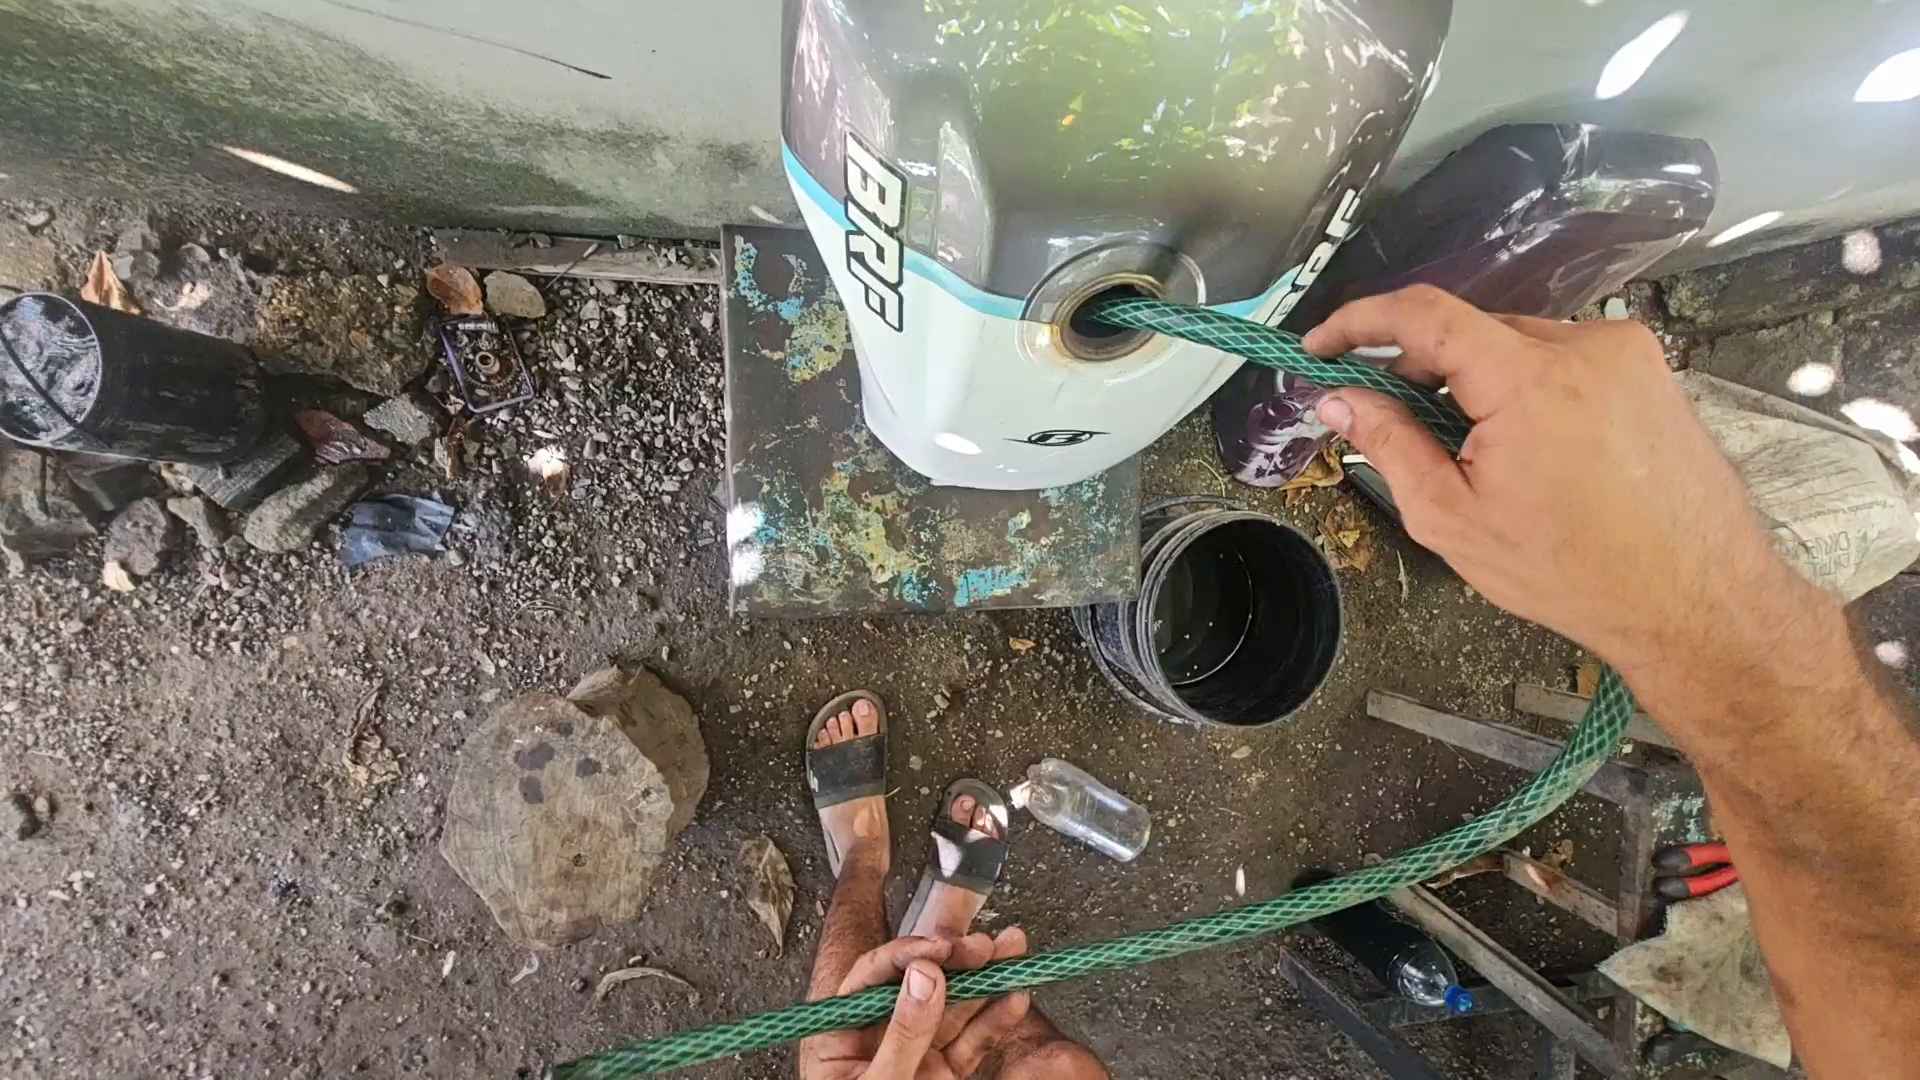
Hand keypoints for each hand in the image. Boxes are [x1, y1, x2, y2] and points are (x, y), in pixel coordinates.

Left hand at [800, 930, 1031, 1079]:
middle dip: (958, 960)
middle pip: (920, 983)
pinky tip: (1016, 997)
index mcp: (842, 1032)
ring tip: (1014, 947)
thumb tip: (925, 974)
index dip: (909, 953)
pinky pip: (970, 1042)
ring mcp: (913, 1052)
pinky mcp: (941, 1074)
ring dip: (986, 978)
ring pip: (953, 1006)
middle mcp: (878, 1034)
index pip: (873, 976)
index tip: (942, 946)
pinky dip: (995, 1020)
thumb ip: (902, 1035)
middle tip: (987, 944)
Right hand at [1303, 285, 1785, 674]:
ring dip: (1459, 379)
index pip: (1424, 315)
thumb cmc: (1563, 568)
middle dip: (1408, 366)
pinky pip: (1548, 356)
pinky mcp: (1644, 370)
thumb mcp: (1448, 514)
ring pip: (1505, 342)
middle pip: (1464, 330)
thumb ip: (1387, 443)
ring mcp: (1624, 354)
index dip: (1358, 321)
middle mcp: (1585, 347)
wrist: (1694, 598)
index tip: (1318, 345)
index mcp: (1530, 381)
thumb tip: (1336, 399)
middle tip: (1378, 415)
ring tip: (1451, 443)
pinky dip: (1506, 383)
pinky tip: (1503, 438)